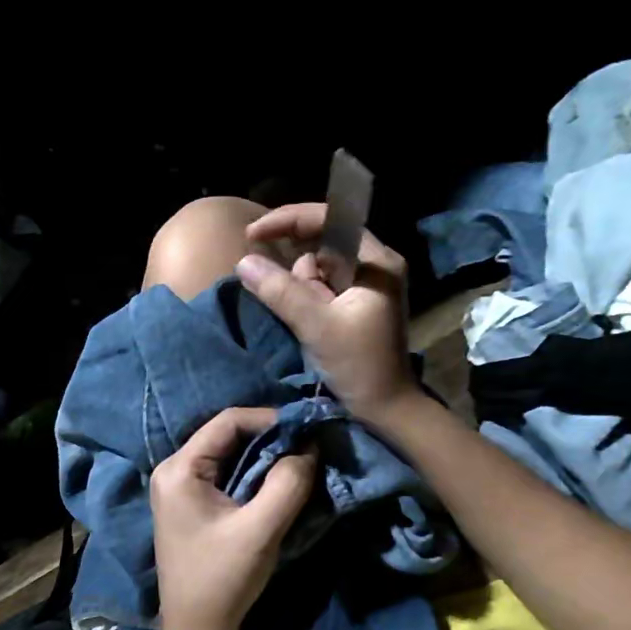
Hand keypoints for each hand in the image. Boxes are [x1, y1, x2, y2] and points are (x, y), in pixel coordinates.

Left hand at [150, 407, 317, 629]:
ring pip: (229, 455)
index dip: (270, 419)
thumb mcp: (261, 529)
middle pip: (227, 435)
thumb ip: (288, 484)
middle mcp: (173, 470)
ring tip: (298, 464)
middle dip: (270, 438)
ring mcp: (179, 488)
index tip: (306, 430)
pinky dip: (254, 474)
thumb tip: (309, 446)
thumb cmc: (223, 579)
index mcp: (180, 469)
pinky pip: (226, 474)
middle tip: (307, 447)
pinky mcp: (191, 505)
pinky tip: (276, 484)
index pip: (228, 421)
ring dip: (264, 457)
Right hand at [235, 203, 420, 423]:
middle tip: (298, 306)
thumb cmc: (359, 366)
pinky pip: (323, 289)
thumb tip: (243, 261)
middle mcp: (376, 265)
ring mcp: (368, 286)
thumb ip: (280, 291)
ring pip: (319, 269)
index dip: (288, 220)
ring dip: (303, 291)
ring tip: (311, 324)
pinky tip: (311, 325)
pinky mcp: (358, 305)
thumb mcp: (316, 326)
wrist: (386, 409)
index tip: (253, 234)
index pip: (330, 219)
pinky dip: (309, 301)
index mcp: (377, 261)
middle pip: (322, 244)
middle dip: (300, 271)